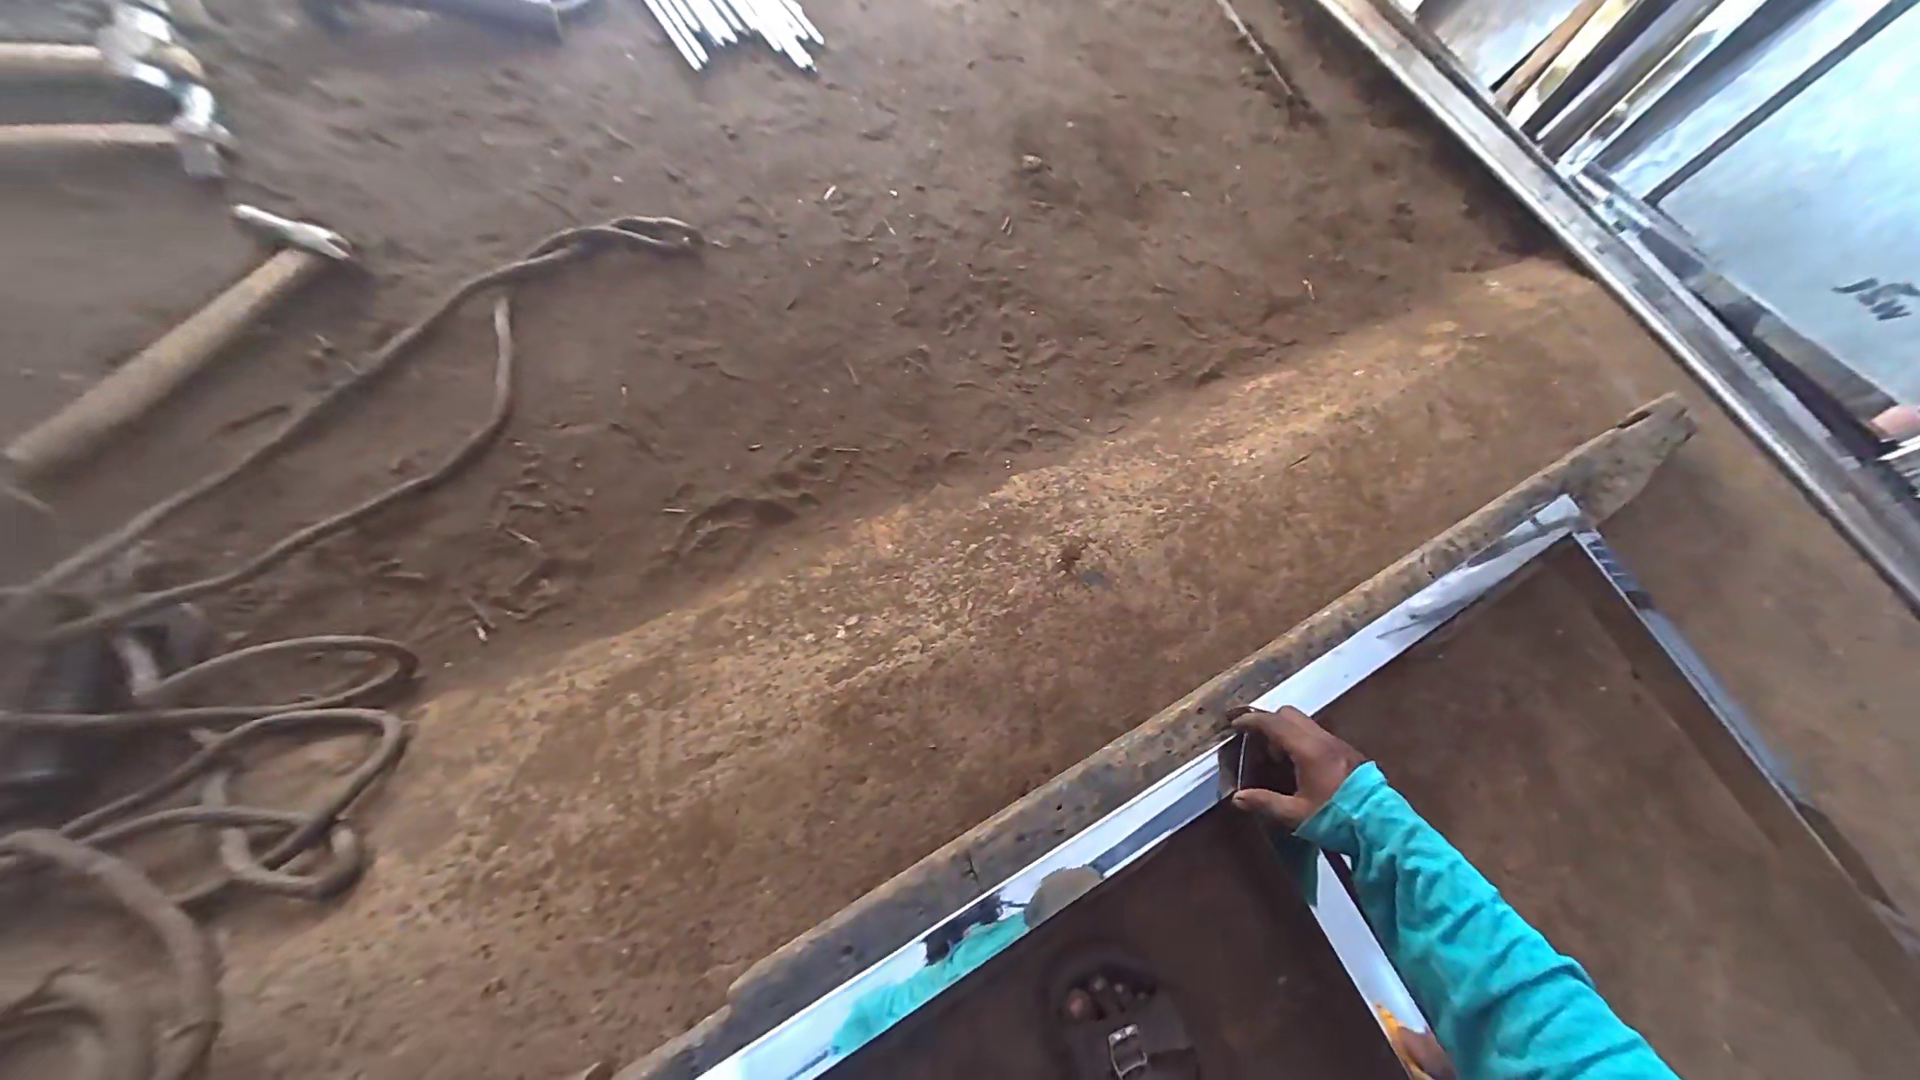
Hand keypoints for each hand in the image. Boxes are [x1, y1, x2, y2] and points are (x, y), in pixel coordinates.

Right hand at [1227, 705, 1366, 827]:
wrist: (1385, 831)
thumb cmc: (1337, 820)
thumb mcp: (1296, 814)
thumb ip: (1265, 803)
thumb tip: (1237, 798)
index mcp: (1308, 750)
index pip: (1273, 723)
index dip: (1250, 720)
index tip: (1235, 725)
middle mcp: (1323, 740)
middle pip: (1289, 714)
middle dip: (1269, 722)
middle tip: (1258, 742)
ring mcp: (1339, 745)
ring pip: (1305, 723)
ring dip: (1286, 731)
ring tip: (1278, 757)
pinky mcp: (1349, 754)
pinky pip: (1317, 735)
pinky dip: (1301, 740)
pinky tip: (1300, 765)